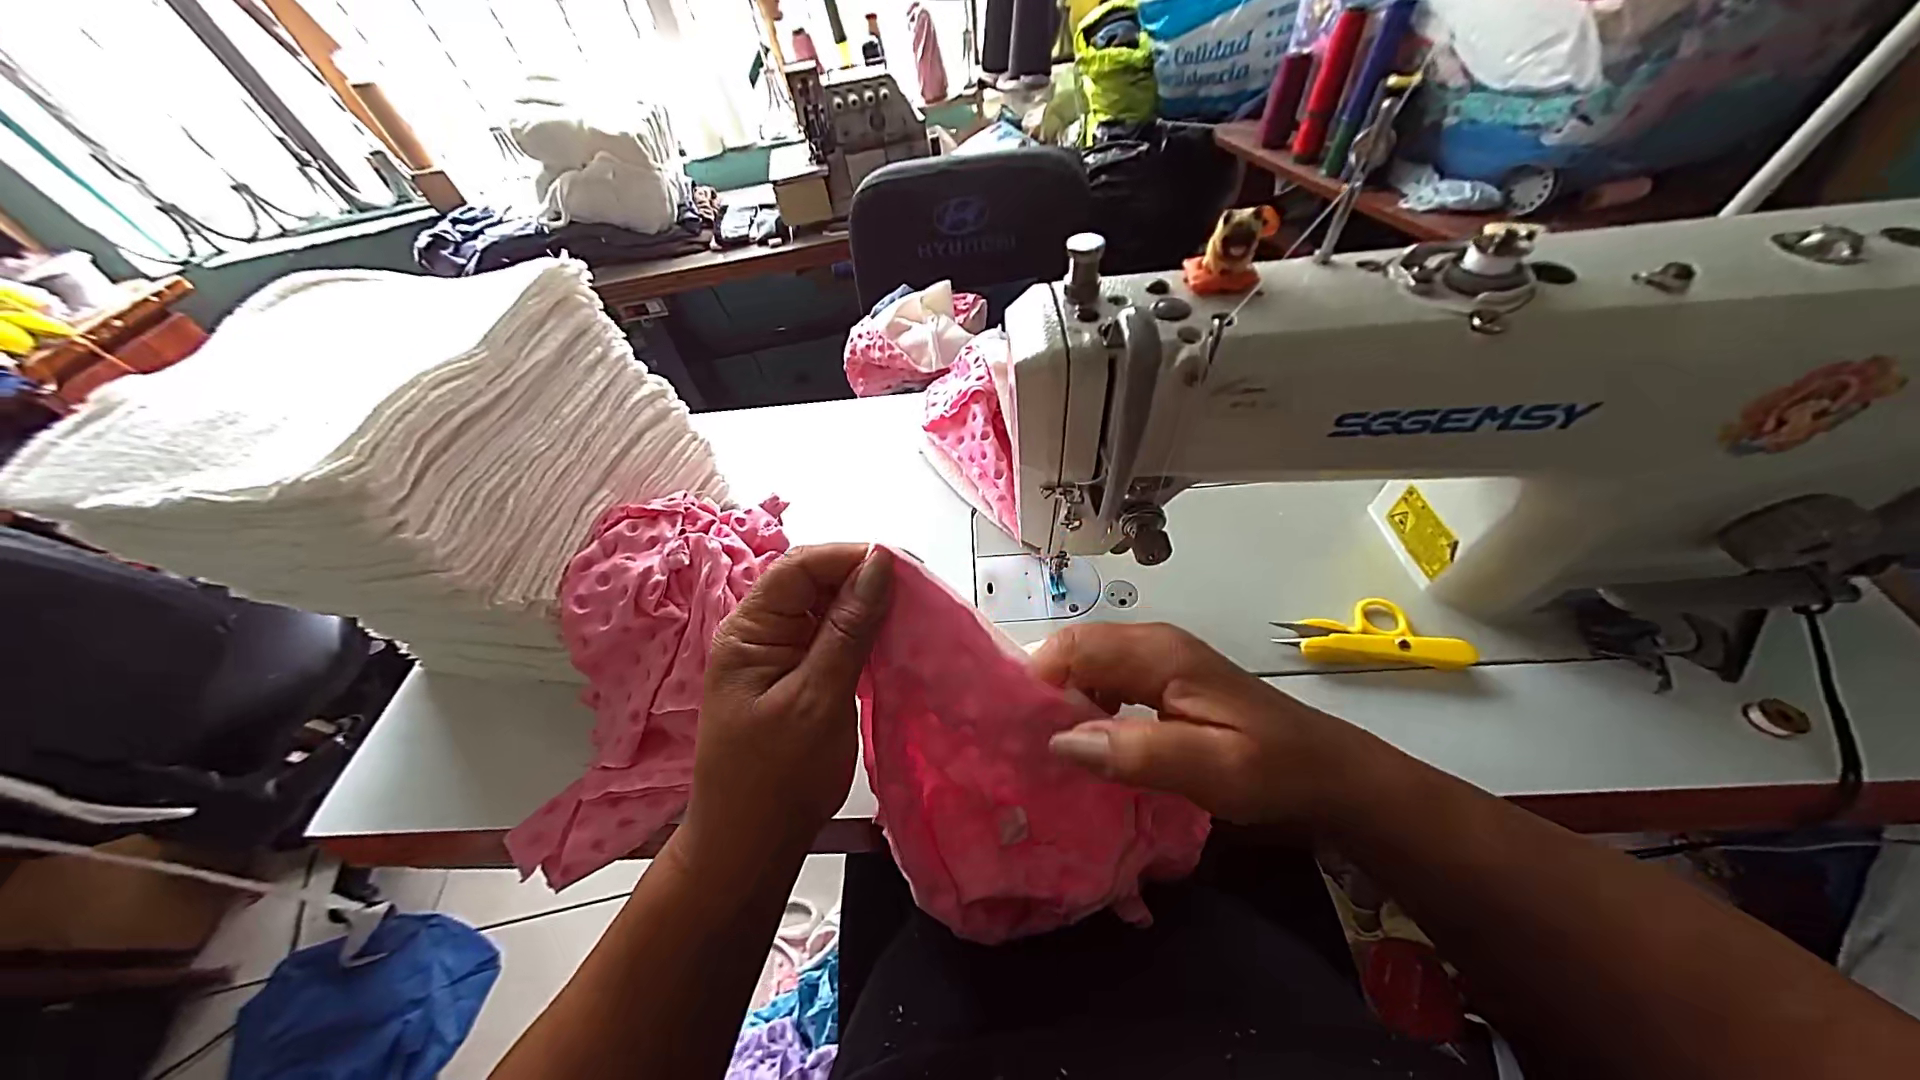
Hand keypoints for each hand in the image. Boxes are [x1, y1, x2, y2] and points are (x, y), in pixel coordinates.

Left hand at [683, 544, 893, 866]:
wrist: (752, 846)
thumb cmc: (775, 781)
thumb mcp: (817, 699)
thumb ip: (849, 629)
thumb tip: (879, 565)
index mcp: (750, 631)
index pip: (801, 567)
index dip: (851, 557)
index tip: (903, 567)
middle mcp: (762, 633)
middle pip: (816, 581)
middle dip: (864, 580)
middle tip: (916, 593)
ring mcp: (781, 654)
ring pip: (830, 607)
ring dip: (869, 607)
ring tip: (911, 613)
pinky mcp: (801, 675)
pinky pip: (836, 637)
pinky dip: (865, 634)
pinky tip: (892, 640)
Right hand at [1031, 622, 1378, 828]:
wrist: (1328, 772)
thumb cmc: (1275, 769)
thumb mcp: (1211, 768)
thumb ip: (1137, 752)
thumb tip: (1062, 741)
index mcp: (1159, 654)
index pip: (1073, 647)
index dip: (1036, 680)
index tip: (1018, 728)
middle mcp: (1151, 644)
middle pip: (1072, 651)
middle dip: (1043, 692)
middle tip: (1025, 743)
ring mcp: (1156, 659)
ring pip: (1084, 666)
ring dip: (1062, 703)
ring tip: (1050, 748)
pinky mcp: (1160, 679)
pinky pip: (1103, 683)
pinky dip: (1085, 709)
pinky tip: (1089, 745)